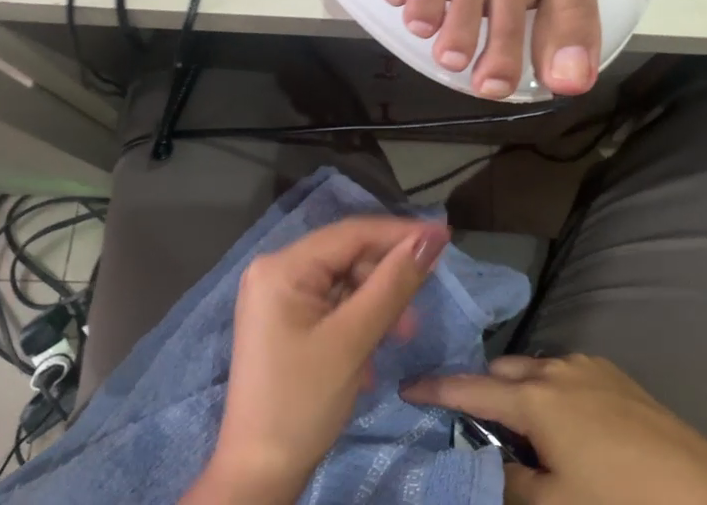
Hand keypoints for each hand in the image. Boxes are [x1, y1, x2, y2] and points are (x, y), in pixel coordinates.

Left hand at [185, 218, 450, 504]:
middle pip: (347, 257)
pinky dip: (357, 322)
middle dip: (386, 280)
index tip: (446, 238)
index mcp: (283, 267)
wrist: (260, 473)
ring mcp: (277, 298)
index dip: (400, 233)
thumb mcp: (354, 339)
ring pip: (343, 283)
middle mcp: (275, 271)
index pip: (352, 233)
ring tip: (399, 338)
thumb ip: (394, 283)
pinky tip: (371, 356)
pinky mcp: (285, 323)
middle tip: (417, 311)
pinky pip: (332, 306)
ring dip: (376, 306)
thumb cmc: (303, 401)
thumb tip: (432, 237)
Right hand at [403, 354, 706, 504]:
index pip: (472, 387)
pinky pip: (570, 375)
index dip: (436, 389)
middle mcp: (561, 370)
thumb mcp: (553, 504)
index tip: (407, 387)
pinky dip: (551, 390)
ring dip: (520, 389)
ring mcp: (595, 370)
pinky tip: (562, 423)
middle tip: (468, 418)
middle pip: (506, 369)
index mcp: (537, 397)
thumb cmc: (618, 501)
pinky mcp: (622, 380)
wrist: (705, 496)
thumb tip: (488, 464)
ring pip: (540, 369)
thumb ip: (510, 481)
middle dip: (482, 387)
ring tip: (515, 425)